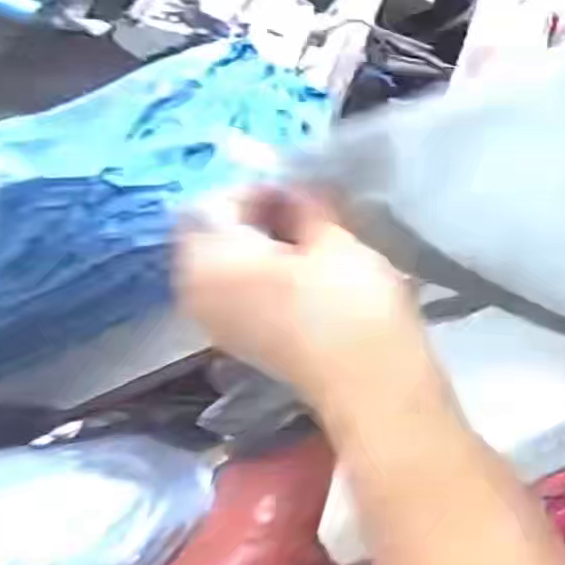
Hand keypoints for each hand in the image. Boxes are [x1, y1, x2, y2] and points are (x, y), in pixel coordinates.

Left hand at [176, 186, 433, 412]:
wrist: (369, 376)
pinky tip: (317, 277)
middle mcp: (195, 289)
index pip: (214, 204)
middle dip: (262, 217)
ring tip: (323, 243)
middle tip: (318, 212)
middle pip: (217, 237)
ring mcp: (216, 320)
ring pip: (233, 265)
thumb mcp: (338, 242)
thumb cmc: (353, 301)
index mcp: (210, 260)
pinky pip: (246, 291)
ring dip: (270, 246)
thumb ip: (310, 208)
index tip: (309, 188)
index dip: (260, 188)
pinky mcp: (245, 339)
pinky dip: (273, 274)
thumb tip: (297, 189)